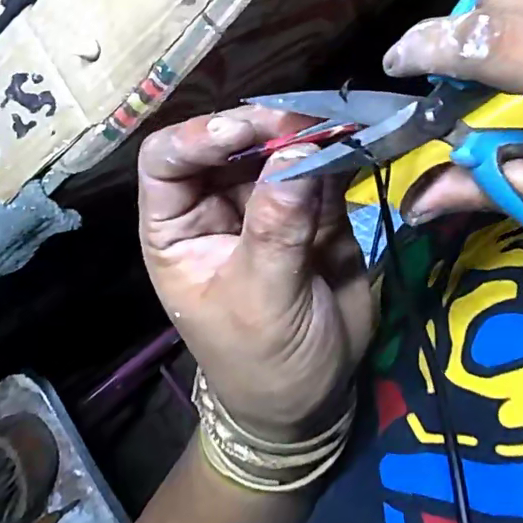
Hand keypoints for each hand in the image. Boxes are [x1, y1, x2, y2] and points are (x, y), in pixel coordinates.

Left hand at [138, 108, 373, 441]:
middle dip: (263, 129)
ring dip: (307, 135)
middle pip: (228, 143)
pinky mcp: (310, 208)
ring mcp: (264, 201)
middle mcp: (214, 204)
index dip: (196, 137)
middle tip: (308, 125)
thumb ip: (276, 230)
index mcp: (176, 227)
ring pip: (278, 148)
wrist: (311, 396)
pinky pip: (321, 169)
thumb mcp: (260, 301)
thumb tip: (298, 156)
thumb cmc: (260, 358)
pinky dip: (339, 155)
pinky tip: (357, 143)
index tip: (241, 133)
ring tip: (340, 130)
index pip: (166, 161)